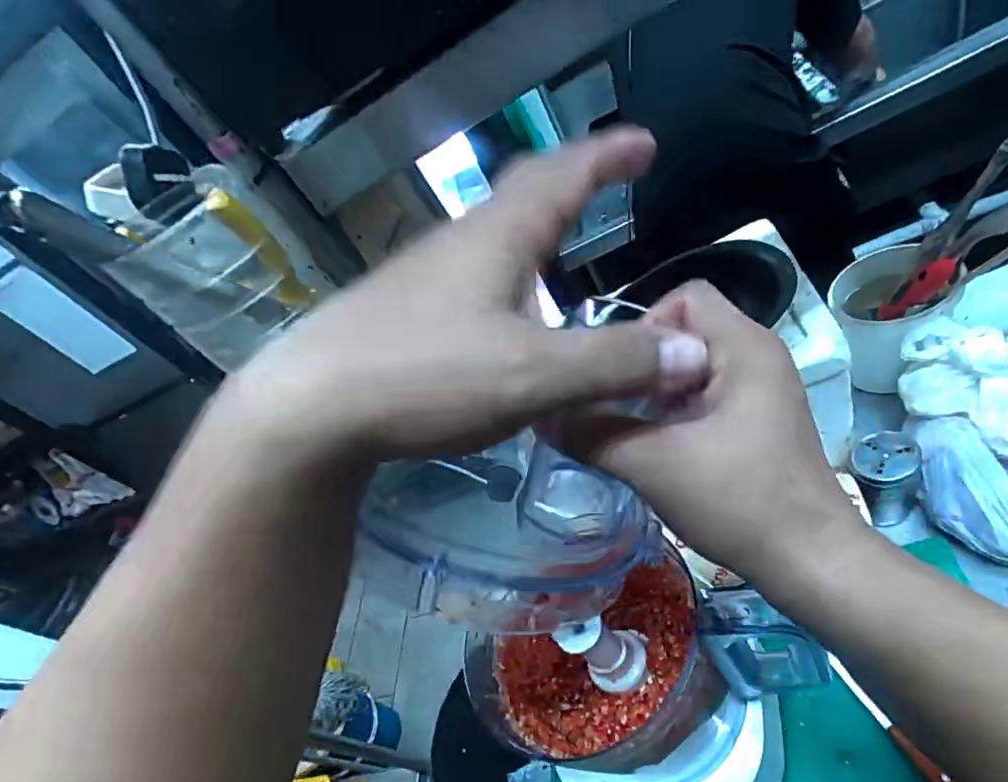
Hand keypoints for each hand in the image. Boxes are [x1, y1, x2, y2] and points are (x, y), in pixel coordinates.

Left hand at [228, 128, 708, 462]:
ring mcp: (424, 283)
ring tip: (564, 263)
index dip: (606, 157)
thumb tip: (695, 353)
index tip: (643, 144)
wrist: (313, 411)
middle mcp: (459, 247)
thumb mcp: (536, 374)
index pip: (561, 176)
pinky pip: (472, 290)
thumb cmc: (428, 376)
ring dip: (535, 244)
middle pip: (521, 202)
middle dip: (570, 191)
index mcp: (497, 240)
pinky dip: (508, 291)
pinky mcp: (404, 320)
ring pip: (493, 249)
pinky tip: (507, 328)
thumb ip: (615, 364)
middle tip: (605, 195)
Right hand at [562, 283, 862, 581]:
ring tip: (634, 439)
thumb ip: (594, 434)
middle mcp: (760, 358)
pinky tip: (663, 457)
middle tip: (615, 414)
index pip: (684, 297)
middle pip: (687, 336)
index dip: (642, 329)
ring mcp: (765, 394)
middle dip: (644, 371)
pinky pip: (710, 402)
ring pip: (695, 374)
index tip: (619, 381)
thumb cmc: (737, 501)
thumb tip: (544, 414)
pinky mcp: (762, 426)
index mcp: (744, 347)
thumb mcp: (653, 465)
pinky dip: (680, 420)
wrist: (808, 558)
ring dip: (659, 401)